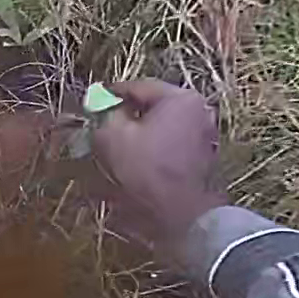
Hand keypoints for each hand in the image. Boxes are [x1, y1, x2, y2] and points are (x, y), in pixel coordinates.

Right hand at [90, 79, 227, 238]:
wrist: (179, 211)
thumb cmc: (145, 168)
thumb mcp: (112, 136)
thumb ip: (104, 114)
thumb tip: (100, 104)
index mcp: (180, 99)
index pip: (139, 86)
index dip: (111, 93)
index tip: (92, 100)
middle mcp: (199, 110)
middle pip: (154, 104)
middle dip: (127, 111)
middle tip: (103, 121)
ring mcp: (205, 133)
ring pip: (163, 123)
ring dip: (140, 128)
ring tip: (117, 140)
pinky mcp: (203, 155)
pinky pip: (171, 139)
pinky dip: (153, 142)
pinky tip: (136, 156)